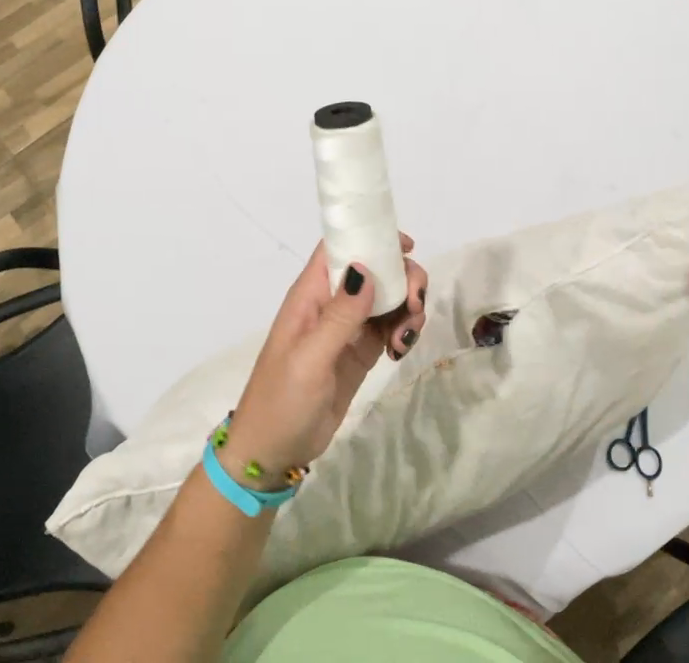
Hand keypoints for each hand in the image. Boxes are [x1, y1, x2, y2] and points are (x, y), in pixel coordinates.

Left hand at [221, 235, 427, 487]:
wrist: (273, 450)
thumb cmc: (282, 400)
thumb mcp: (309, 359)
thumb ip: (339, 317)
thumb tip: (365, 269)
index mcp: (310, 295)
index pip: (339, 248)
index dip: (371, 237)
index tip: (406, 246)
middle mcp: (330, 304)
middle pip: (374, 270)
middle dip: (403, 279)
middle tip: (416, 306)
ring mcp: (347, 328)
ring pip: (388, 298)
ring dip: (407, 308)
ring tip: (405, 338)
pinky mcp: (360, 352)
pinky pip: (390, 326)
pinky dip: (403, 331)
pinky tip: (401, 350)